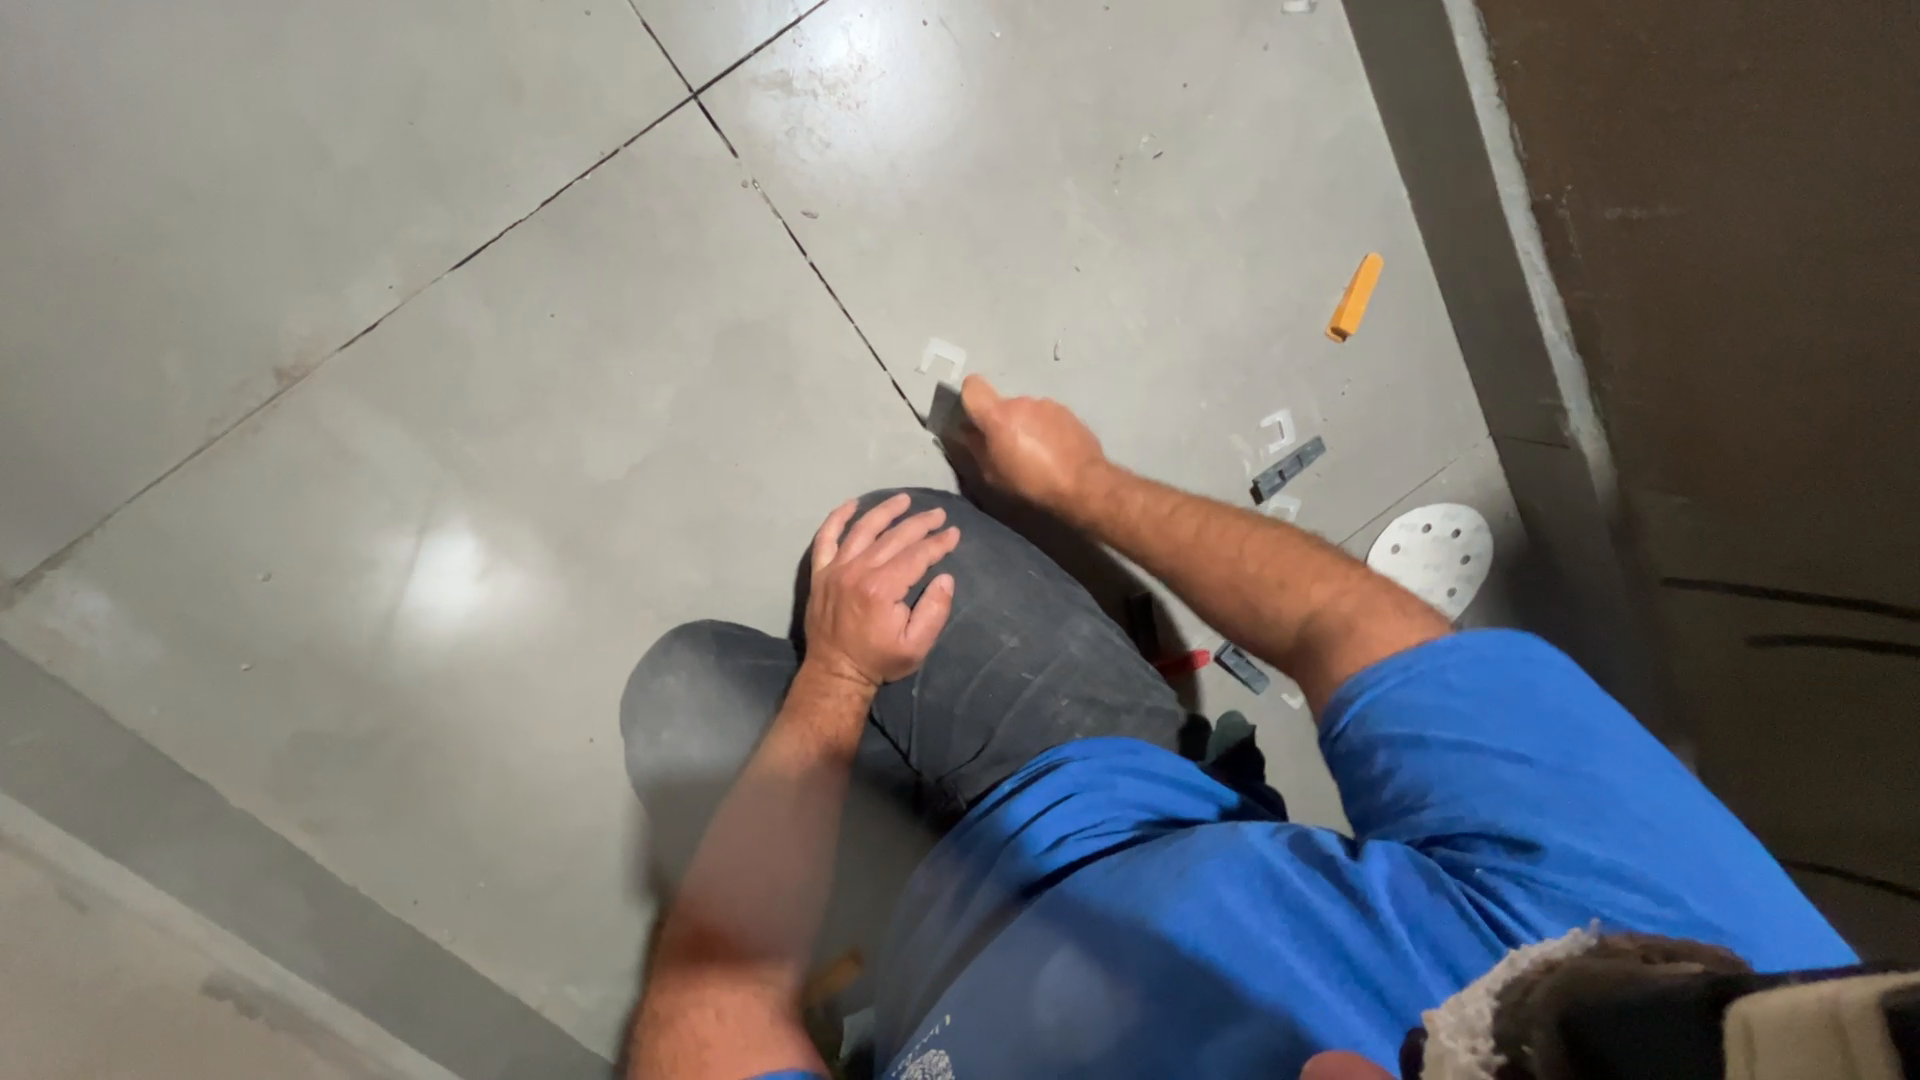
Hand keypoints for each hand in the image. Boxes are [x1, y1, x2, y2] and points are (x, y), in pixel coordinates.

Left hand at [804, 494, 959, 690]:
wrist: (835, 672)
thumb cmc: (879, 660)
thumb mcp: (916, 646)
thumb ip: (934, 611)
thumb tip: (945, 578)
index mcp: (882, 588)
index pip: (917, 555)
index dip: (938, 543)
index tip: (954, 534)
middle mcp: (857, 571)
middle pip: (893, 537)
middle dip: (920, 523)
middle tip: (939, 514)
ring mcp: (835, 569)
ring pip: (863, 529)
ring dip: (886, 510)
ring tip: (905, 499)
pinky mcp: (820, 572)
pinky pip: (826, 537)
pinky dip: (838, 518)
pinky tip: (853, 504)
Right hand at [958, 376, 1111, 513]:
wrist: (1083, 484)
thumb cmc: (1032, 483)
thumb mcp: (993, 475)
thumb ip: (975, 449)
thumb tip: (966, 432)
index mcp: (999, 416)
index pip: (972, 386)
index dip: (969, 398)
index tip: (974, 419)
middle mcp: (1022, 402)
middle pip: (1002, 405)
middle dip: (1002, 422)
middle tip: (1009, 449)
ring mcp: (1048, 404)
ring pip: (1026, 411)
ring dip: (1025, 426)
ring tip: (1036, 453)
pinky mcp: (1067, 412)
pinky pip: (1046, 417)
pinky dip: (1045, 429)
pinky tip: (1054, 451)